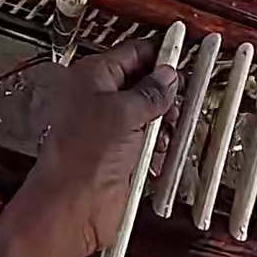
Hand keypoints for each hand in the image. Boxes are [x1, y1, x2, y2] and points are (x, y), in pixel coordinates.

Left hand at [19, 40, 179, 256]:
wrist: (73, 204)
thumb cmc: (84, 154)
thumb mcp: (124, 112)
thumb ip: (150, 91)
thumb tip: (168, 76)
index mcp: (92, 76)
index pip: (131, 52)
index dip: (158, 55)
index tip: (183, 59)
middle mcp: (98, 97)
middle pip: (141, 82)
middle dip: (164, 91)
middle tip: (181, 100)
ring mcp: (108, 125)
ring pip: (147, 112)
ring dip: (164, 120)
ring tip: (173, 128)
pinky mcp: (118, 151)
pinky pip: (146, 139)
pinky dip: (158, 143)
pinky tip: (161, 151)